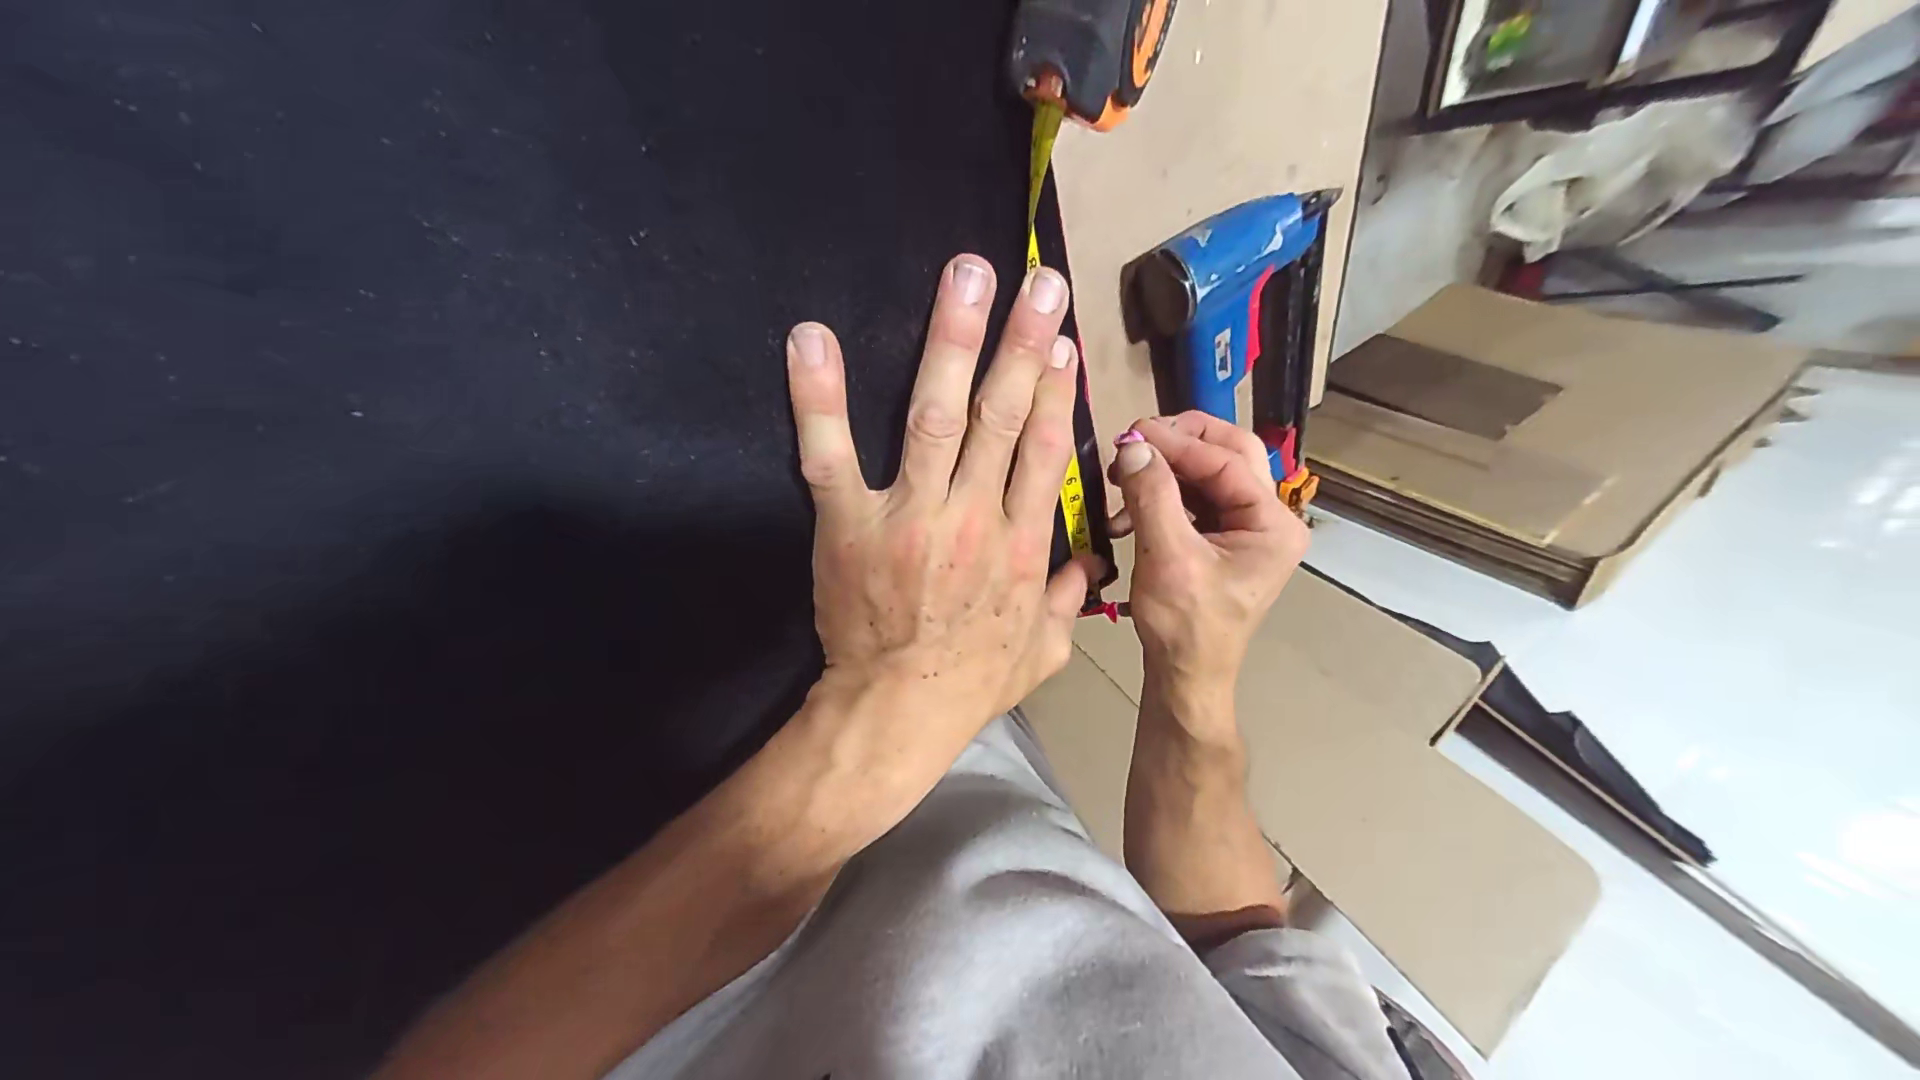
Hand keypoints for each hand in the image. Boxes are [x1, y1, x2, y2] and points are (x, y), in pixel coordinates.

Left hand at [785, 254, 1098, 764]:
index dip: (1055, 389)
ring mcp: (909, 515)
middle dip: (1022, 342)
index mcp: (1020, 544)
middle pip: (1002, 414)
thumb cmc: (970, 683)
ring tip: (965, 276)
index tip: (1060, 340)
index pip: (1045, 448)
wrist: (896, 712)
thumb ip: (1071, 602)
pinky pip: (830, 454)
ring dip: (951, 339)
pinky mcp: (849, 524)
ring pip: (933, 414)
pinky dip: (820, 396)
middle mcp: (972, 515)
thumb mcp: (1044, 653)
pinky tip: (813, 338)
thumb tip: (1090, 564)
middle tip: (1035, 279)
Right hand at [1108, 411, 1308, 693]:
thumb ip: (1152, 496)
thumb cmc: (1184, 626)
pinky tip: (1128, 509)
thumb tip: (1133, 446)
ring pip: (1206, 474)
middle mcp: (1266, 519)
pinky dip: (1160, 495)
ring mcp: (1243, 529)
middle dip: (1178, 444)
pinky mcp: (1218, 539)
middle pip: (1227, 455)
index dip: (1178, 442)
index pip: (1226, 461)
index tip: (1132, 432)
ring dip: (1163, 470)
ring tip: (1123, 478)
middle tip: (1135, 440)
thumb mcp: (1167, 558)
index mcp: (1272, 524)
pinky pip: (1192, 499)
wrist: (1184, 674)